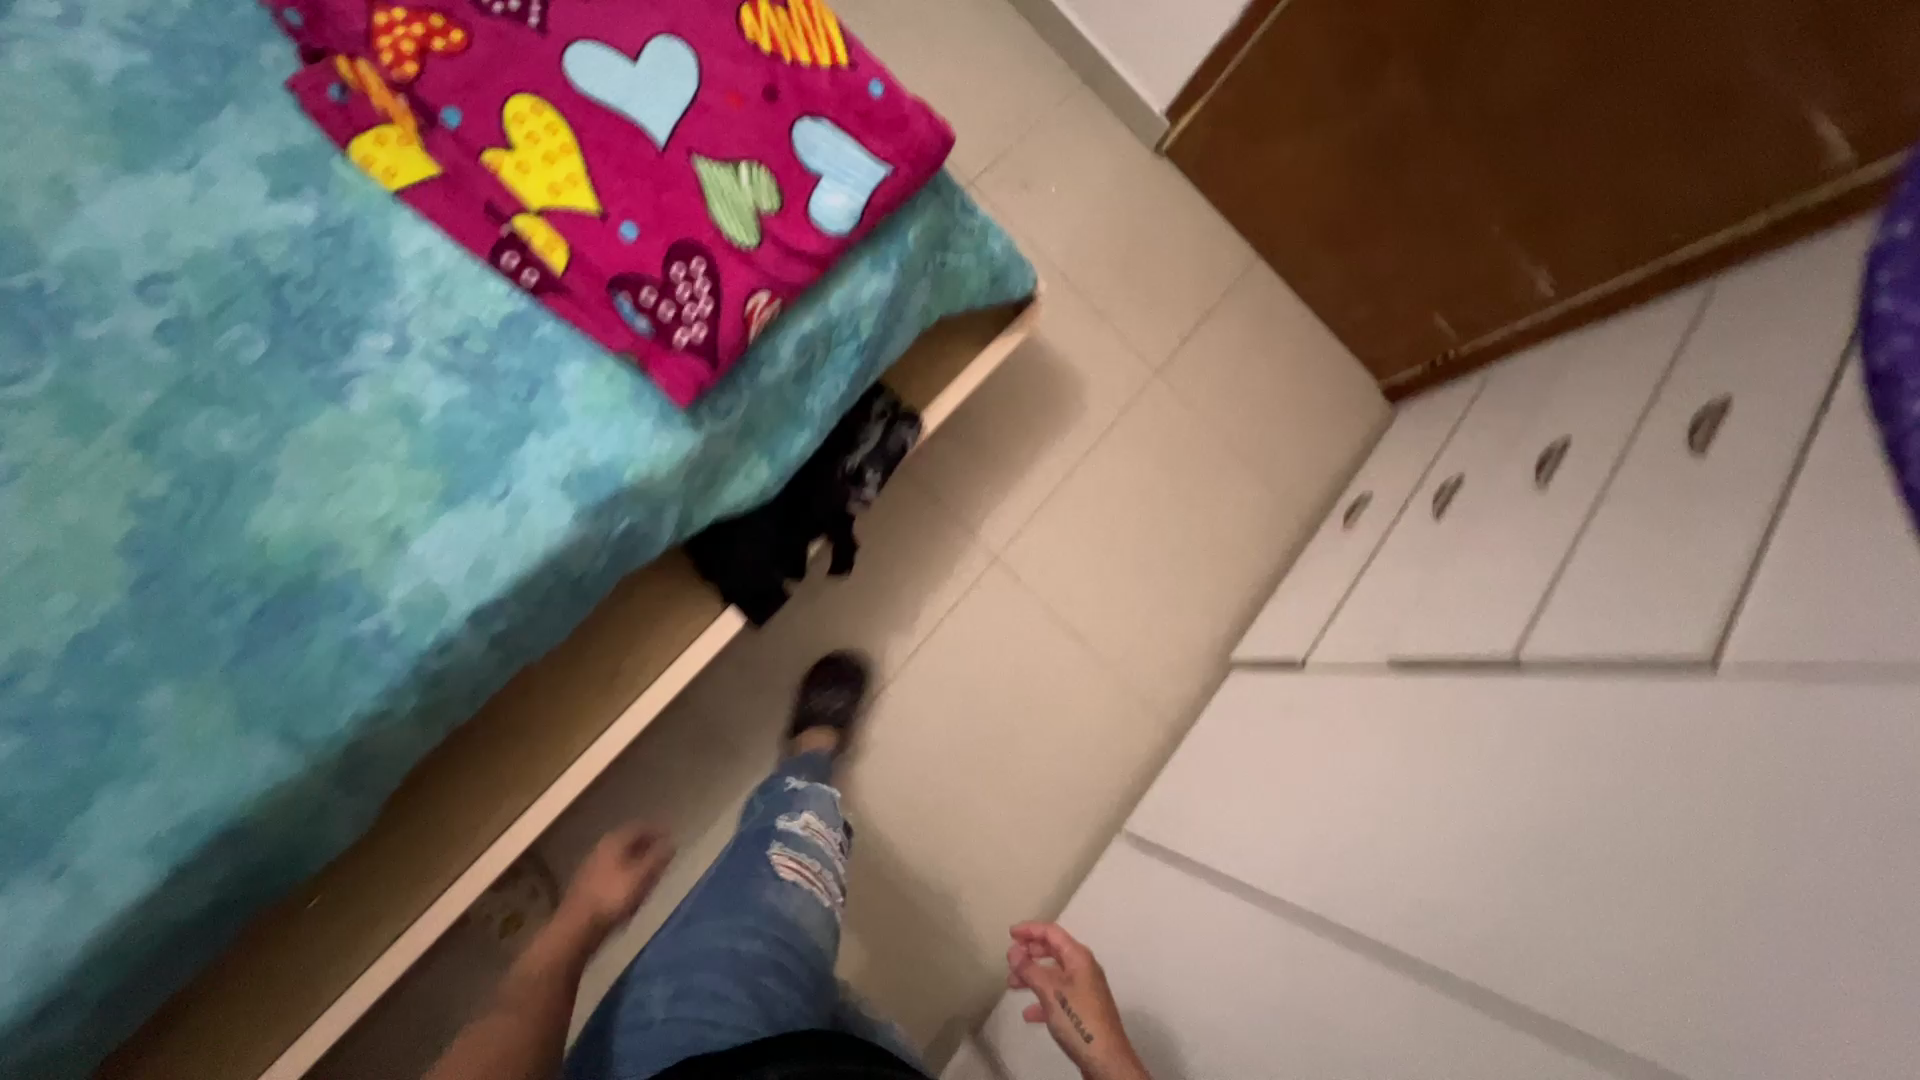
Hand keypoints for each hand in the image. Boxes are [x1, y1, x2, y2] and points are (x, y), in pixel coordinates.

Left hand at [559, 823, 673, 937]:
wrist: (576, 927)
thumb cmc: (613, 897)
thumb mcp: (642, 876)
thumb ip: (658, 857)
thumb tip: (672, 843)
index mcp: (615, 840)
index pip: (640, 826)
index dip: (657, 830)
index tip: (671, 836)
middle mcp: (601, 847)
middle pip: (629, 840)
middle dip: (647, 845)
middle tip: (662, 852)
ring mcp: (592, 865)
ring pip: (620, 856)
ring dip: (636, 859)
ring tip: (650, 869)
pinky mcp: (587, 883)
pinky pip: (612, 870)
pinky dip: (625, 872)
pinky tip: (631, 885)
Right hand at [1006, 922, 1147, 1079]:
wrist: (1107, 1061)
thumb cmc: (1079, 1019)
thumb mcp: (1050, 992)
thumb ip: (1030, 969)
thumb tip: (1013, 950)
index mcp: (1079, 957)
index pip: (1052, 932)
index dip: (1030, 929)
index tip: (1010, 933)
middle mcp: (1083, 968)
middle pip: (1053, 951)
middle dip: (1030, 952)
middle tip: (1010, 958)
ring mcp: (1084, 990)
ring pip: (1054, 975)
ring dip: (1033, 976)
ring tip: (1011, 984)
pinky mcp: (1083, 1010)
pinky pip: (1059, 996)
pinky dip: (1042, 999)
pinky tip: (1028, 1013)